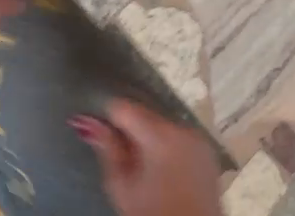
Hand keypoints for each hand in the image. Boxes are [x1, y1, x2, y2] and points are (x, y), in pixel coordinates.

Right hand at [72, 99, 223, 215]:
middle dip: (131, 131)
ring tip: (147, 170)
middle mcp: (182, 128)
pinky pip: (177, 136)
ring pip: (160, 124)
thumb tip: (86, 120)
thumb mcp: (122, 188)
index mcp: (160, 135)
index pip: (122, 107)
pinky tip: (164, 171)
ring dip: (148, 137)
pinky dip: (166, 146)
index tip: (104, 140)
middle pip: (143, 113)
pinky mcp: (208, 151)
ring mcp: (199, 138)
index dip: (108, 121)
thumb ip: (106, 149)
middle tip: (127, 162)